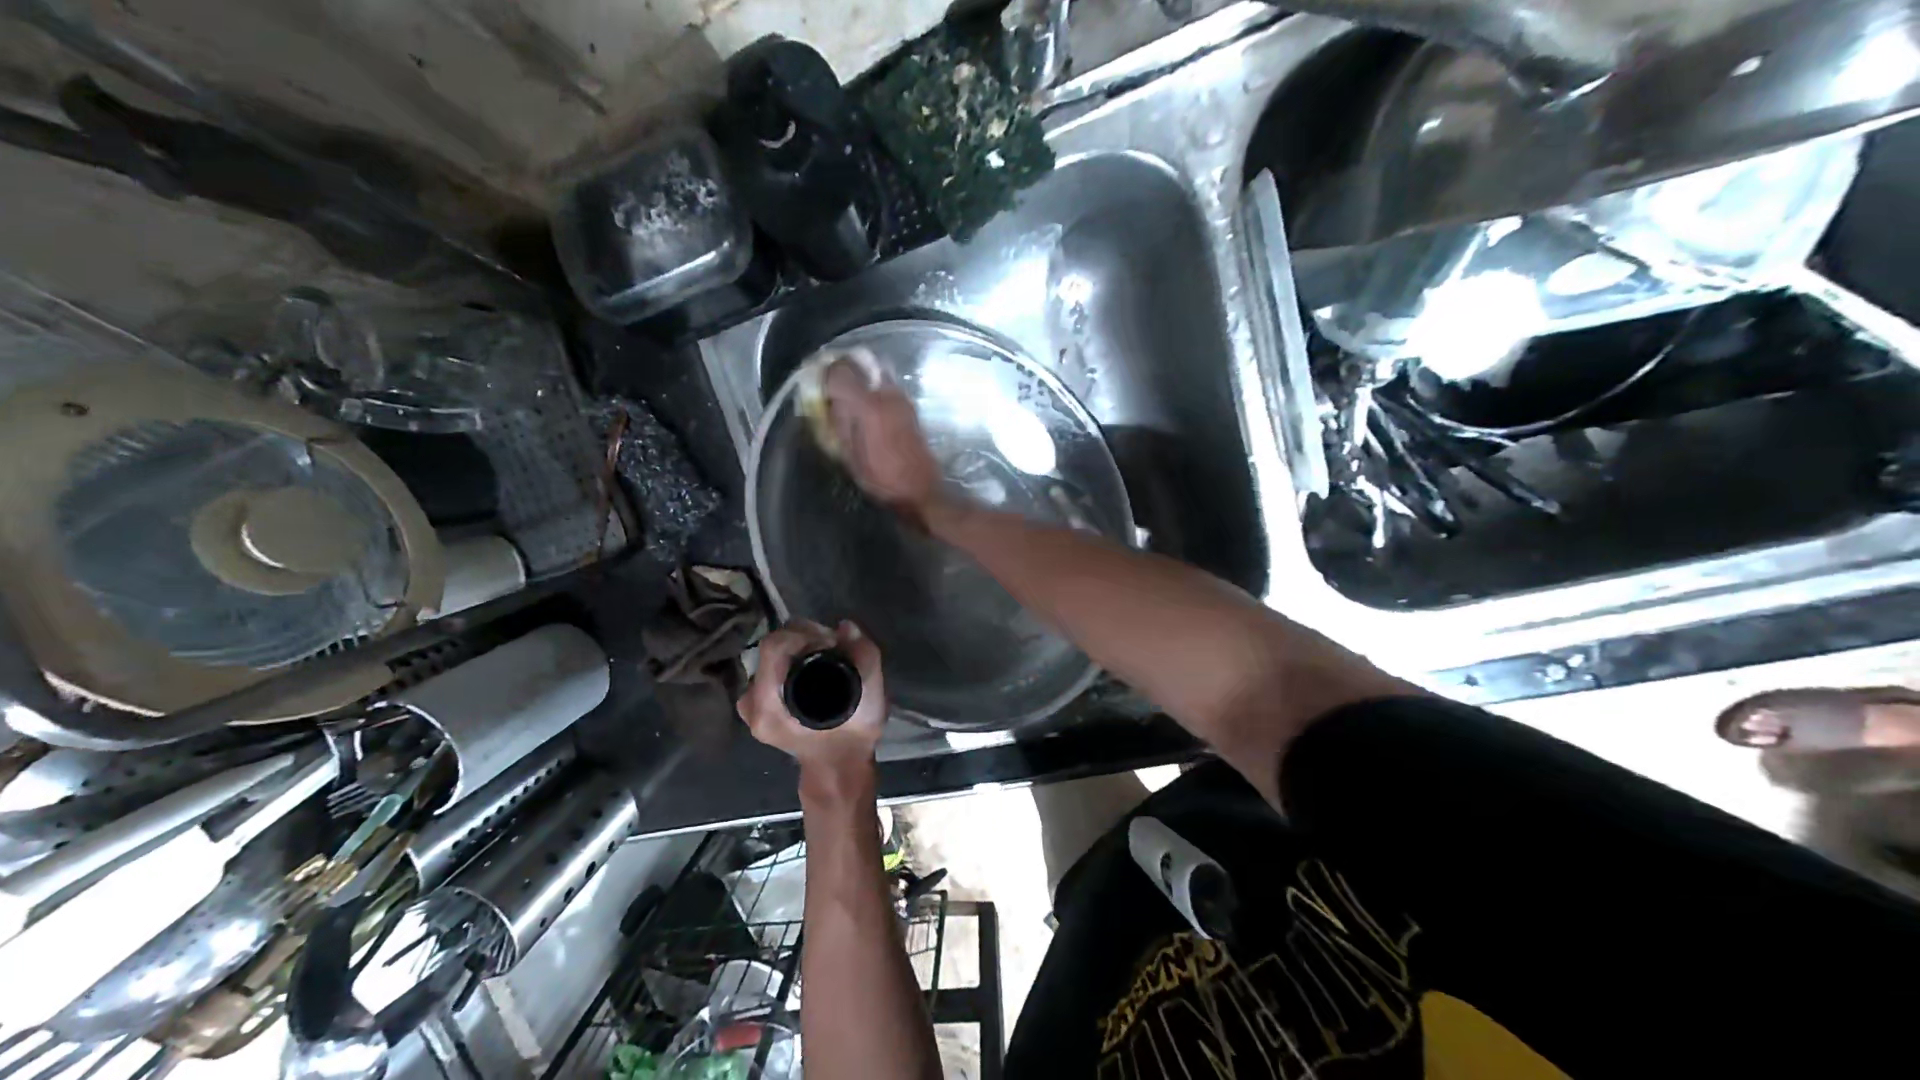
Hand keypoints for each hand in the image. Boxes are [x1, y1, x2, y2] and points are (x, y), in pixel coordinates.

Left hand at [737, 619, 887, 784]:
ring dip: (798, 648)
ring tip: (825, 657)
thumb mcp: (872, 695)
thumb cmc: (854, 733)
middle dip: (804, 637)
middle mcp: (751, 705)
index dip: (805, 632)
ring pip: (771, 656)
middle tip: (833, 647)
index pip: (774, 646)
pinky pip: (770, 668)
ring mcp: (748, 707)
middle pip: (771, 647)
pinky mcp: (754, 706)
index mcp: (769, 706)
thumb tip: (845, 626)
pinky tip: (810, 669)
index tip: (832, 641)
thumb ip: (864, 655)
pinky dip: (790, 661)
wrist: (839, 765)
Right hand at [822, 354, 943, 514]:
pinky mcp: (910, 405)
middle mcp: (887, 395)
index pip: (840, 372)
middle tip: (831, 384)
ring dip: (859, 375)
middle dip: (842, 369)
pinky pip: (886, 383)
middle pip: (860, 363)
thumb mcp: (851, 457)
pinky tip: (867, 404)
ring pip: (875, 370)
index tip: (816, 383)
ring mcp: (902, 398)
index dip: (824, 373)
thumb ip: (840, 424)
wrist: (922, 489)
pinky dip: (873, 385)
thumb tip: (830, 401)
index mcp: (869, 407)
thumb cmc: (883, 479)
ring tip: (848, 393)